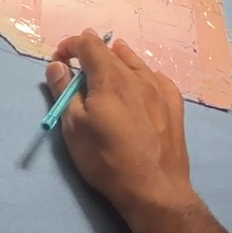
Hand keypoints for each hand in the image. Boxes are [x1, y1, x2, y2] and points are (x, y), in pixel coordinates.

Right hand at [45, 29, 199, 217]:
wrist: (153, 187)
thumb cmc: (105, 157)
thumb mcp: (73, 126)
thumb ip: (64, 91)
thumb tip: (57, 65)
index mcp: (109, 78)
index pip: (88, 45)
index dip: (70, 45)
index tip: (60, 59)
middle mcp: (136, 77)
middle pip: (111, 51)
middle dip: (91, 52)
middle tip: (79, 63)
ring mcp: (159, 89)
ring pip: (136, 62)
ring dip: (118, 58)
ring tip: (110, 59)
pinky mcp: (174, 105)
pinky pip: (156, 78)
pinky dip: (142, 74)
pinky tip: (141, 83)